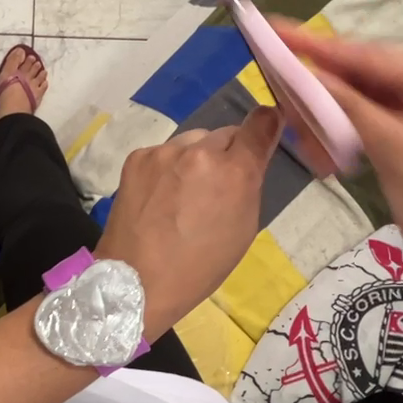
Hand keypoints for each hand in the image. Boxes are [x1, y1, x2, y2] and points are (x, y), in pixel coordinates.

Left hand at [96, 106, 283, 337]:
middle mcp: (199, 151)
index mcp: (234, 171)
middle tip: (216, 184)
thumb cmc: (200, 266)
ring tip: (183, 193)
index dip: (265, 125)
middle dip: (226, 154)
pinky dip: (166, 167)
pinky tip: (158, 195)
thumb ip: (249, 183)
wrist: (136, 278)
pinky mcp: (137, 157)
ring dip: (195, 158)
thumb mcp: (243, 228)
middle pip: (224, 135)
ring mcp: (163, 151)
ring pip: (192, 142)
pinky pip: (163, 153)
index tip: (266, 127)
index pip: (260, 125)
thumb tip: (251, 155)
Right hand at [272, 20, 402, 277]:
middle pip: (357, 77)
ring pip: (355, 103)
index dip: (312, 44)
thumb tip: (300, 72)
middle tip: (281, 109)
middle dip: (317, 95)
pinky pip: (364, 125)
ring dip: (326, 122)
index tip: (269, 28)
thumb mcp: (395, 147)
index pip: (364, 54)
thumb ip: (346, 105)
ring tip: (306, 146)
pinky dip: (340, 137)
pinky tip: (325, 156)